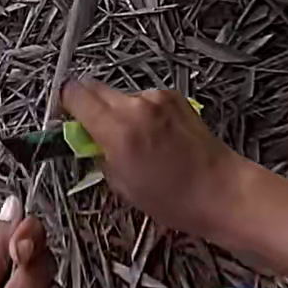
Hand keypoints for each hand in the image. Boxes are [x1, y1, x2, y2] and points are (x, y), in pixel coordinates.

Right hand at [60, 79, 253, 239]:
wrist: (223, 191)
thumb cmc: (173, 199)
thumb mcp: (121, 185)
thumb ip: (97, 154)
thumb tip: (84, 139)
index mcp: (118, 129)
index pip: (74, 94)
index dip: (64, 103)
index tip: (64, 117)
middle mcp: (135, 105)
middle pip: (93, 88)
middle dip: (87, 105)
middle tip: (92, 131)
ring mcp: (156, 97)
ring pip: (119, 94)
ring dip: (115, 110)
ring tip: (132, 140)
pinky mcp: (172, 96)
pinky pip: (142, 98)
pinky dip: (139, 112)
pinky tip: (154, 135)